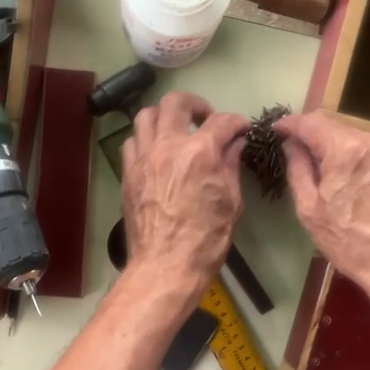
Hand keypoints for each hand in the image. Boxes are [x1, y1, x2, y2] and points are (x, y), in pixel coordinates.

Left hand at [121, 91, 249, 290]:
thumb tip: (235, 144)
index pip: (221, 121)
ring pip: (146, 115)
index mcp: (199, 153)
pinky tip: (156, 153)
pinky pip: (132, 141)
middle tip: (205, 119)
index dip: (236, 122)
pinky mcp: (128, 173)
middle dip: (195, 104)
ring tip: (176, 131)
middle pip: (175, 102)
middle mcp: (168, 146)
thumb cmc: (206, 240)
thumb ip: (230, 166)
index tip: (240, 130)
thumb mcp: (230, 203)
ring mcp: (143, 158)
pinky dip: (145, 139)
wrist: (165, 266)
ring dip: (165, 117)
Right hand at [276, 111, 369, 296]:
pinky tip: (354, 183)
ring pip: (357, 139)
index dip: (290, 124)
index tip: (277, 130)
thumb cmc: (349, 241)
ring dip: (338, 148)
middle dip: (314, 136)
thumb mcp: (310, 208)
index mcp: (346, 150)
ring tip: (326, 171)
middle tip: (297, 153)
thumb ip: (298, 168)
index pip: (311, 122)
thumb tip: (291, 145)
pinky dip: (359, 161)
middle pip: (336, 126)